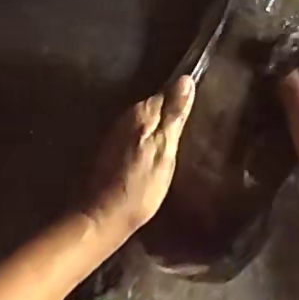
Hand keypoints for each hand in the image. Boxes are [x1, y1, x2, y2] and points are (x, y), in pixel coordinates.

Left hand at [83, 74, 194, 237]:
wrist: (100, 220)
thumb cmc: (140, 187)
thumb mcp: (165, 152)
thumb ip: (174, 116)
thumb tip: (186, 79)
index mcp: (142, 112)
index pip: (169, 91)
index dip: (183, 100)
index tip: (198, 111)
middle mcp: (127, 115)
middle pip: (156, 106)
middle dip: (171, 114)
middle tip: (191, 131)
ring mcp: (116, 132)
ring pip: (146, 122)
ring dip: (158, 130)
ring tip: (175, 145)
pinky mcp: (111, 149)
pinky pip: (137, 135)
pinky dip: (147, 142)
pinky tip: (154, 157)